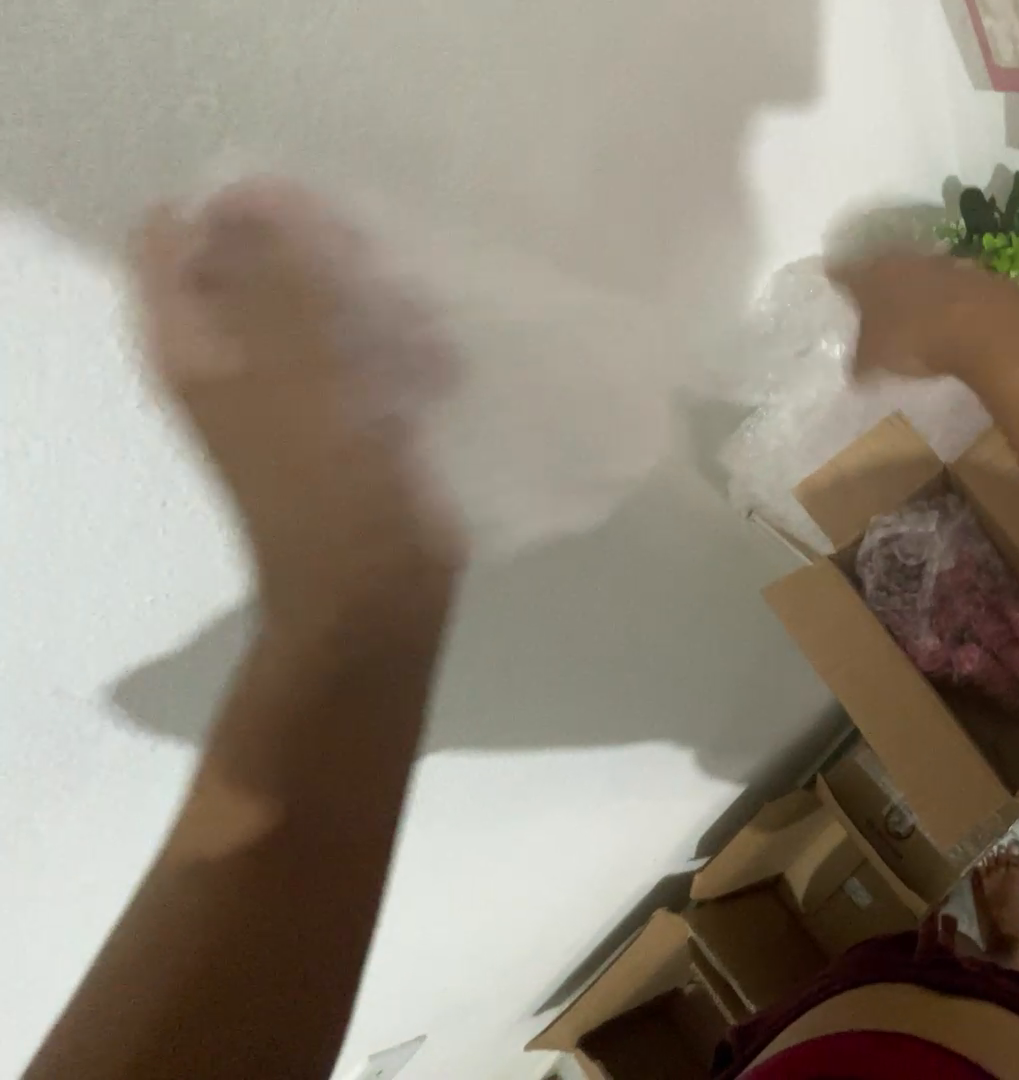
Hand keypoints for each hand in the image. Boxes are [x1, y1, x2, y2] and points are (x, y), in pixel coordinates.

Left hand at [134, 178, 464, 624]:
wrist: (377, 589)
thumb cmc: (330, 490)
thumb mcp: (300, 379)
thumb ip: (283, 286)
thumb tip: (265, 191)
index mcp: (196, 344)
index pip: (184, 239)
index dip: (245, 216)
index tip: (326, 230)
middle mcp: (244, 360)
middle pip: (272, 271)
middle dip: (336, 269)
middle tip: (388, 289)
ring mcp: (308, 394)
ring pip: (340, 316)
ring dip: (389, 317)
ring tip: (432, 347)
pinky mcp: (365, 422)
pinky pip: (381, 362)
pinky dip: (414, 359)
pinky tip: (447, 378)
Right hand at [827, 255, 1018, 381]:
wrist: (983, 325)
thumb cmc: (916, 340)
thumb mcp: (877, 361)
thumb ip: (862, 364)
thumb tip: (855, 374)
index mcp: (870, 275)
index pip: (844, 273)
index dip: (837, 280)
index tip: (832, 284)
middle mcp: (902, 261)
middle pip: (882, 267)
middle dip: (876, 283)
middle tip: (870, 299)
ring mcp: (940, 264)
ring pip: (918, 273)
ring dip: (914, 288)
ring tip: (909, 308)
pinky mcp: (973, 275)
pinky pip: (949, 287)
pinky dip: (944, 300)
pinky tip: (946, 316)